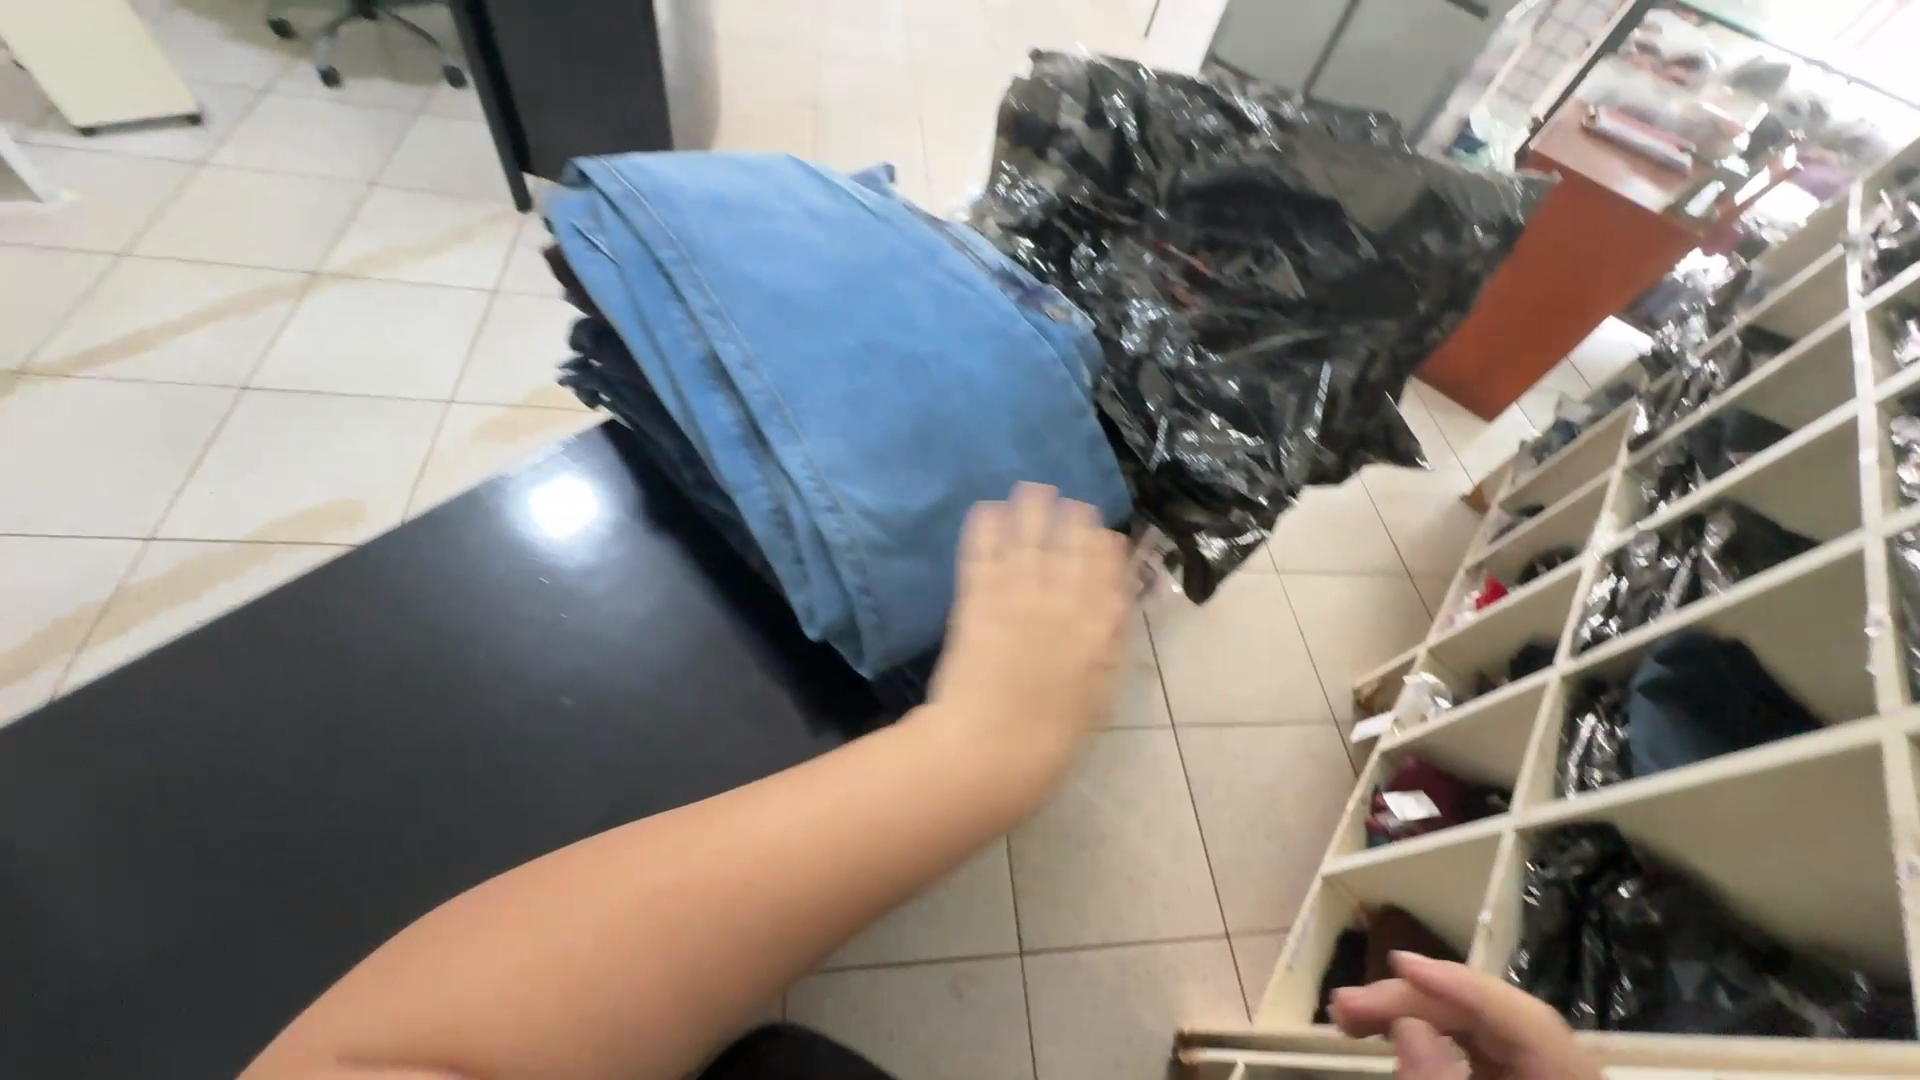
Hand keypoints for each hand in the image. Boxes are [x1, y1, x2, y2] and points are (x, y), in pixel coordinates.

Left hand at [925, 483, 1131, 778]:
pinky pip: (982, 557)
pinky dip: (984, 530)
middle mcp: (1061, 603)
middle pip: (1070, 550)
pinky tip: (986, 509)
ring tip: (1032, 487)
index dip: (1105, 551)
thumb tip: (1115, 612)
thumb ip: (1106, 647)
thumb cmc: (1049, 738)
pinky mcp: (975, 602)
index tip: (1104, 533)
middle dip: (1071, 521)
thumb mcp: (1096, 696)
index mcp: (1095, 630)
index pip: (1107, 576)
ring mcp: (1017, 598)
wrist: (989, 749)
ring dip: (1031, 512)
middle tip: (1070, 500)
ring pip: (1028, 543)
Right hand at [1330, 953, 1601, 1079]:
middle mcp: (1561, 1073)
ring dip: (1406, 1012)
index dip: (1463, 986)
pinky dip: (1422, 1034)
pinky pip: (1470, 1048)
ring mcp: (1534, 1073)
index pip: (1529, 1023)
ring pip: (1475, 1029)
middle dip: (1413, 1002)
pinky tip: (1380, 1028)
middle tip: (1343, 1005)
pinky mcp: (1505, 1077)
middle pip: (1492, 1018)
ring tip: (1344, 1013)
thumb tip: (1409, 1024)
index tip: (1398, 962)